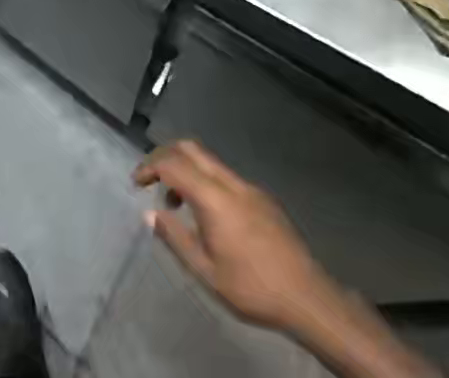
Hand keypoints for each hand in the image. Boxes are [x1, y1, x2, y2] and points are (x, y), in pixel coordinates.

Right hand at [133, 141, 342, 332]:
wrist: (311, 300)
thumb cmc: (253, 288)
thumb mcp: (205, 271)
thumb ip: (175, 238)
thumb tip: (151, 213)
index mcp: (214, 198)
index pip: (172, 164)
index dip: (149, 166)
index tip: (136, 182)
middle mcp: (232, 184)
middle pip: (191, 149)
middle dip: (165, 156)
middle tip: (151, 178)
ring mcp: (251, 189)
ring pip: (209, 161)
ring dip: (186, 170)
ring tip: (177, 203)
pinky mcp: (265, 199)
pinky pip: (226, 177)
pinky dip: (206, 181)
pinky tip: (208, 214)